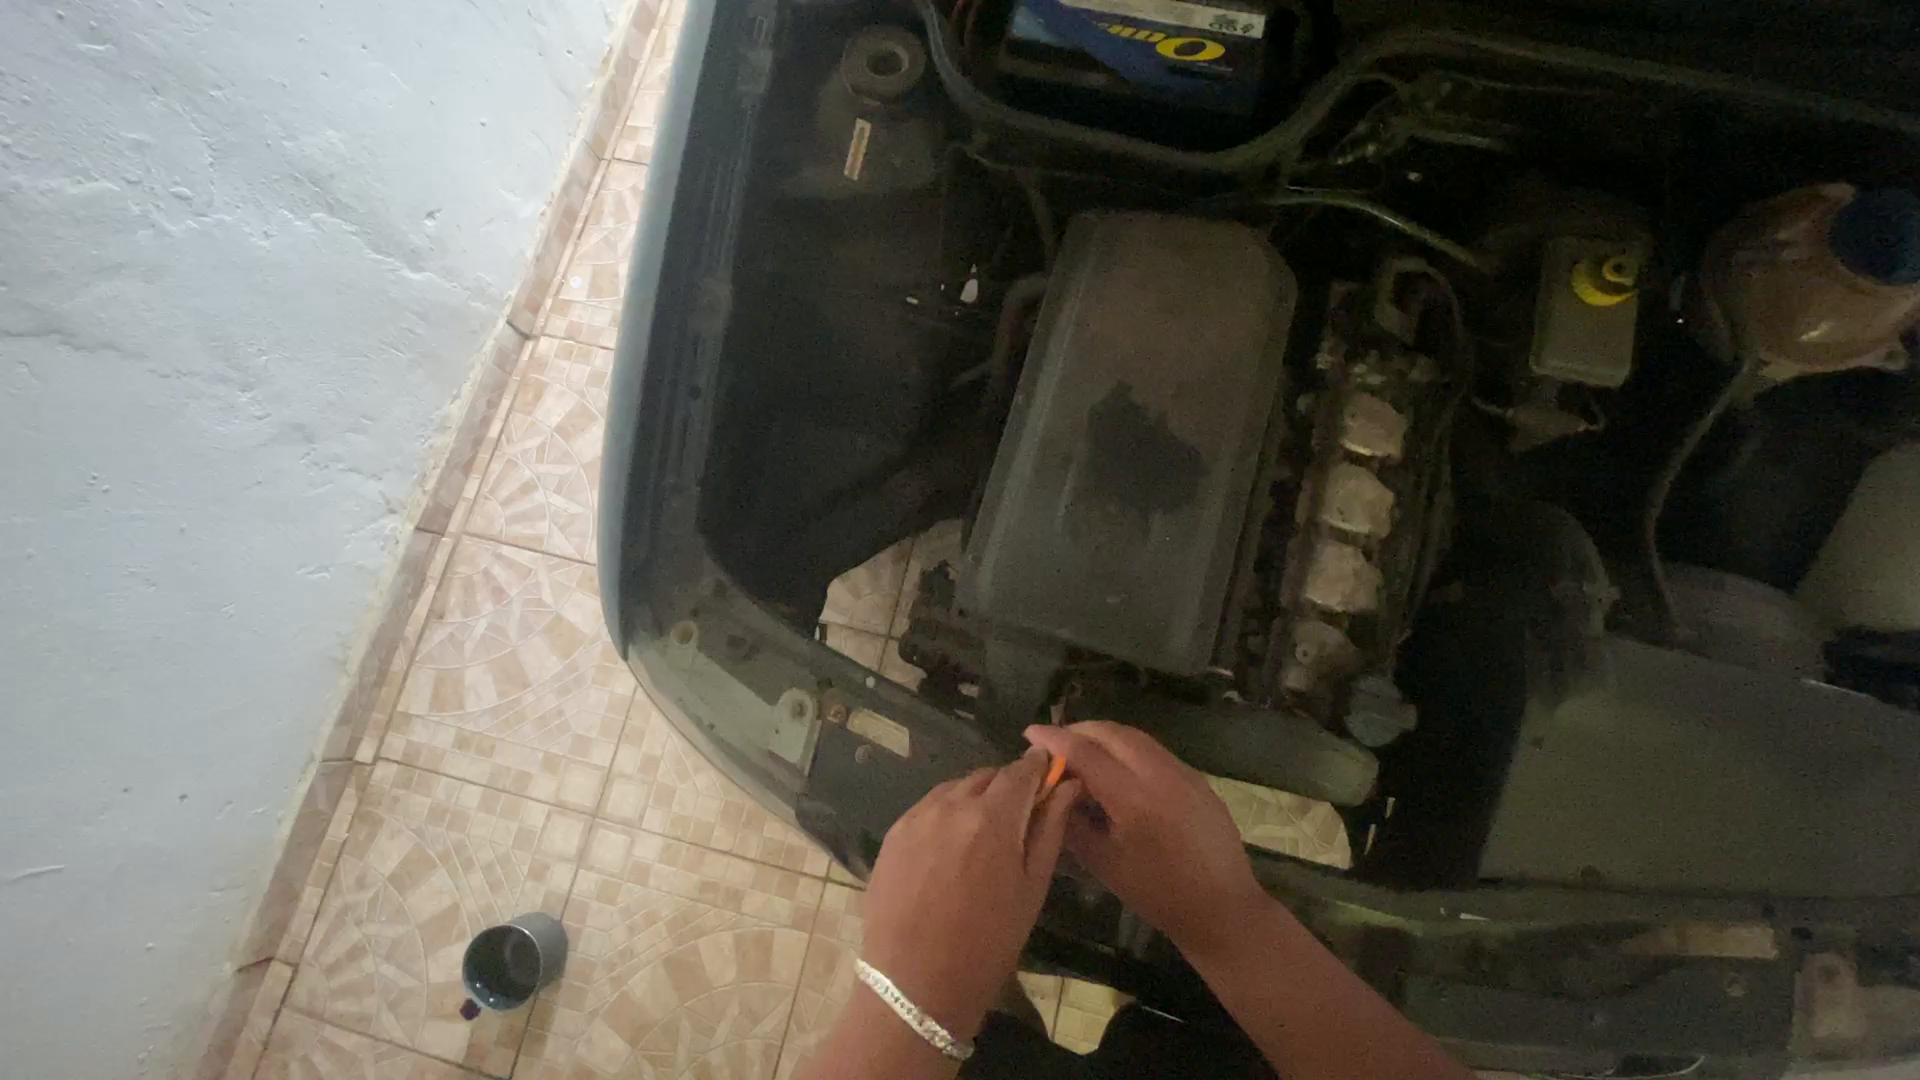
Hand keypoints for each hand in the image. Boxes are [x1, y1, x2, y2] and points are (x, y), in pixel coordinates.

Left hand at [860, 747, 1082, 1044]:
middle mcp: (951, 804)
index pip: (1021, 771)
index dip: (1037, 768)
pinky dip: (946, 814)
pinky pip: (928, 807)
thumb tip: (1065, 786)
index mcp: (992, 816)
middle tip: (1017, 817)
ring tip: (982, 836)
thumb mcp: (1031, 889)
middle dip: (1006, 787)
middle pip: (987, 776)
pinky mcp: (894, 832)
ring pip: (955, 788)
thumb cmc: (988, 944)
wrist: (915, 986)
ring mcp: (917, 816)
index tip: (1047, 773)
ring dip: (975, 799)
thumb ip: (1050, 829)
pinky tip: (950, 849)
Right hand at [1023, 721, 1267, 963]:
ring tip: (1081, 749)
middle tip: (1054, 741)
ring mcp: (1183, 772)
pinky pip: (1154, 750)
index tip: (1030, 732)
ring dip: (1103, 736)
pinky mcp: (1197, 778)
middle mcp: (1159, 773)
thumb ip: (1074, 821)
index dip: (1054, 739)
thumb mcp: (1104, 863)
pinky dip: (1127, 748)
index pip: (1085, 752)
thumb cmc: (1157, 893)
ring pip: (1135, 737)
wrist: (1222, 909)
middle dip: (1078, 730)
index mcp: (1132, 797)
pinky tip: (1117, 767)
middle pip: (1110, 733)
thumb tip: (1053, 790)